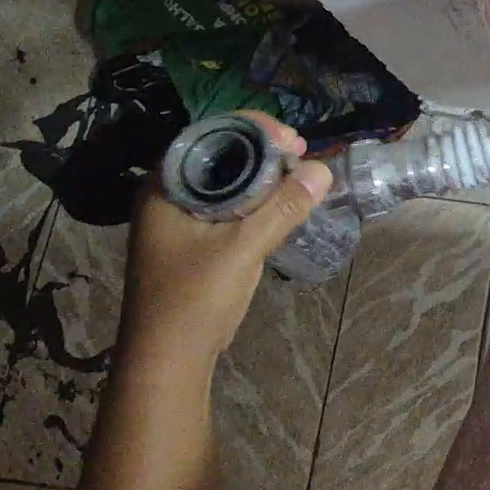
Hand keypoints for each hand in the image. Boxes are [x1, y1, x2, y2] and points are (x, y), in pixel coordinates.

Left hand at [119, 112, 332, 365]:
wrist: (167, 361)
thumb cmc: (193, 299)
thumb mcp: (243, 248)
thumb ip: (283, 207)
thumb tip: (324, 170)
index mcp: (166, 186)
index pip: (211, 135)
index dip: (254, 129)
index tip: (292, 140)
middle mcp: (169, 194)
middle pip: (221, 153)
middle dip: (264, 149)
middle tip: (300, 153)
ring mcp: (181, 217)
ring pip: (228, 178)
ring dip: (264, 173)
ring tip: (299, 173)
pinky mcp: (196, 237)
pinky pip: (230, 201)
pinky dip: (258, 196)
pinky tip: (283, 200)